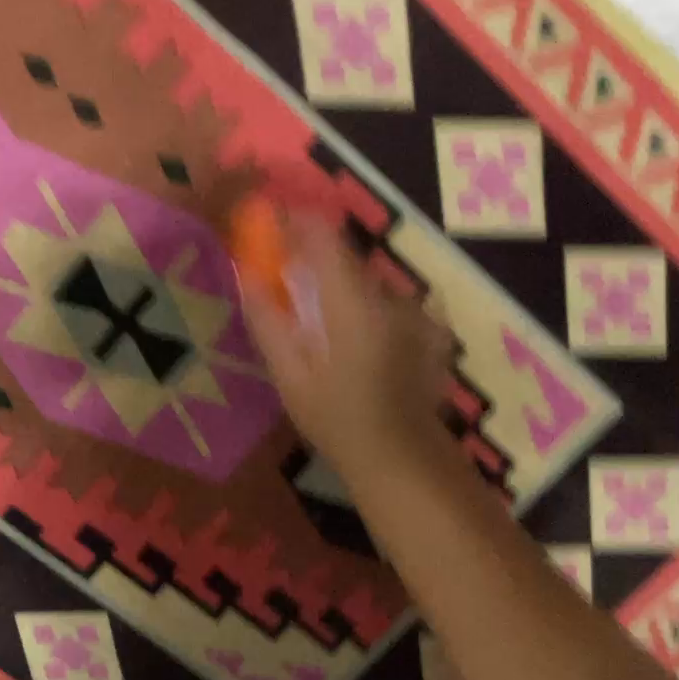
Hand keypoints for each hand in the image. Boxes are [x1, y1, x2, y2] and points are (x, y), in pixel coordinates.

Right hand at [238, 210, 453, 473]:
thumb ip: (268, 321)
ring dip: (344, 298)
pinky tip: (360, 352)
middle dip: (315, 269)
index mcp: (352, 305)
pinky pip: (391, 309)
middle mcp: (389, 297)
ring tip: (326, 337)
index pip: (325, 238)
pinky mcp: (431, 331)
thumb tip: (246, 276)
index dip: (297, 222)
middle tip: (289, 297)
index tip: (272, 225)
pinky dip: (370, 317)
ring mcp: (417, 313)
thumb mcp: (289, 376)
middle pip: (347, 263)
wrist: (399, 457)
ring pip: (369, 288)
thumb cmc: (335, 419)